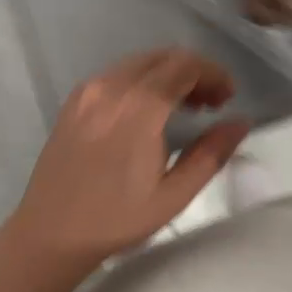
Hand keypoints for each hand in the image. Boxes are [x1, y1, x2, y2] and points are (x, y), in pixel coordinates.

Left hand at [2, 48, 250, 271]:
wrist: (49, 234)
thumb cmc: (116, 219)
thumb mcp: (174, 195)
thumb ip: (211, 154)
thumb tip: (242, 122)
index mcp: (138, 107)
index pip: (185, 66)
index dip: (214, 74)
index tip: (229, 97)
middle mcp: (111, 87)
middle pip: (164, 57)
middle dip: (195, 72)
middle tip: (212, 104)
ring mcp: (88, 90)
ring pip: (140, 62)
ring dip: (169, 74)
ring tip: (185, 108)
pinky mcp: (75, 100)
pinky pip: (117, 74)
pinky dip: (142, 80)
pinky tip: (149, 112)